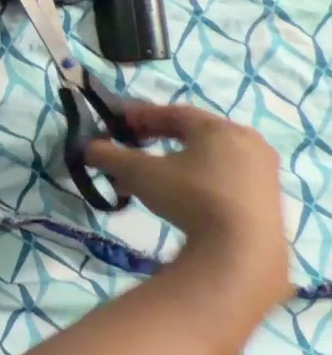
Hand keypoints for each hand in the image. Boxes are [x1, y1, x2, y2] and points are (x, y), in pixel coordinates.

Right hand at [85, 103, 289, 281]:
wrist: (241, 242)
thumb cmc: (188, 194)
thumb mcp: (136, 172)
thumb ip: (107, 155)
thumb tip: (88, 147)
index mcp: (218, 128)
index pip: (174, 112)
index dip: (140, 115)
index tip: (115, 124)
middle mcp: (246, 140)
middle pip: (193, 131)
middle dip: (156, 137)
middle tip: (130, 146)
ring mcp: (261, 166)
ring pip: (206, 153)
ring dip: (172, 158)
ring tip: (146, 175)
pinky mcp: (265, 190)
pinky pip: (222, 171)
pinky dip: (193, 173)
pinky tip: (174, 190)